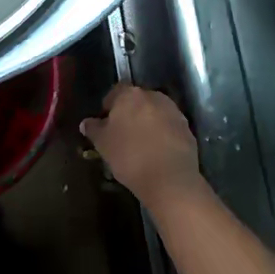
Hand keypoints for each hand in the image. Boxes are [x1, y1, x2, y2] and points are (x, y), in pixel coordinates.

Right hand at [80, 85, 202, 205]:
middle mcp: (153, 96)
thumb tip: (86, 123)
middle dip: (130, 114)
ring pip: (155, 114)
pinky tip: (157, 153)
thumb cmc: (130, 156)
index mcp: (130, 95)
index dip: (109, 107)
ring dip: (148, 124)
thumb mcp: (103, 144)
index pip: (115, 93)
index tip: (105, 124)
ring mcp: (173, 112)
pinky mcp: (188, 130)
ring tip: (141, 145)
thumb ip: (93, 129)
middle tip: (122, 134)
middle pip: (137, 101)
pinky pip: (169, 128)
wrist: (170, 180)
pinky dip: (163, 135)